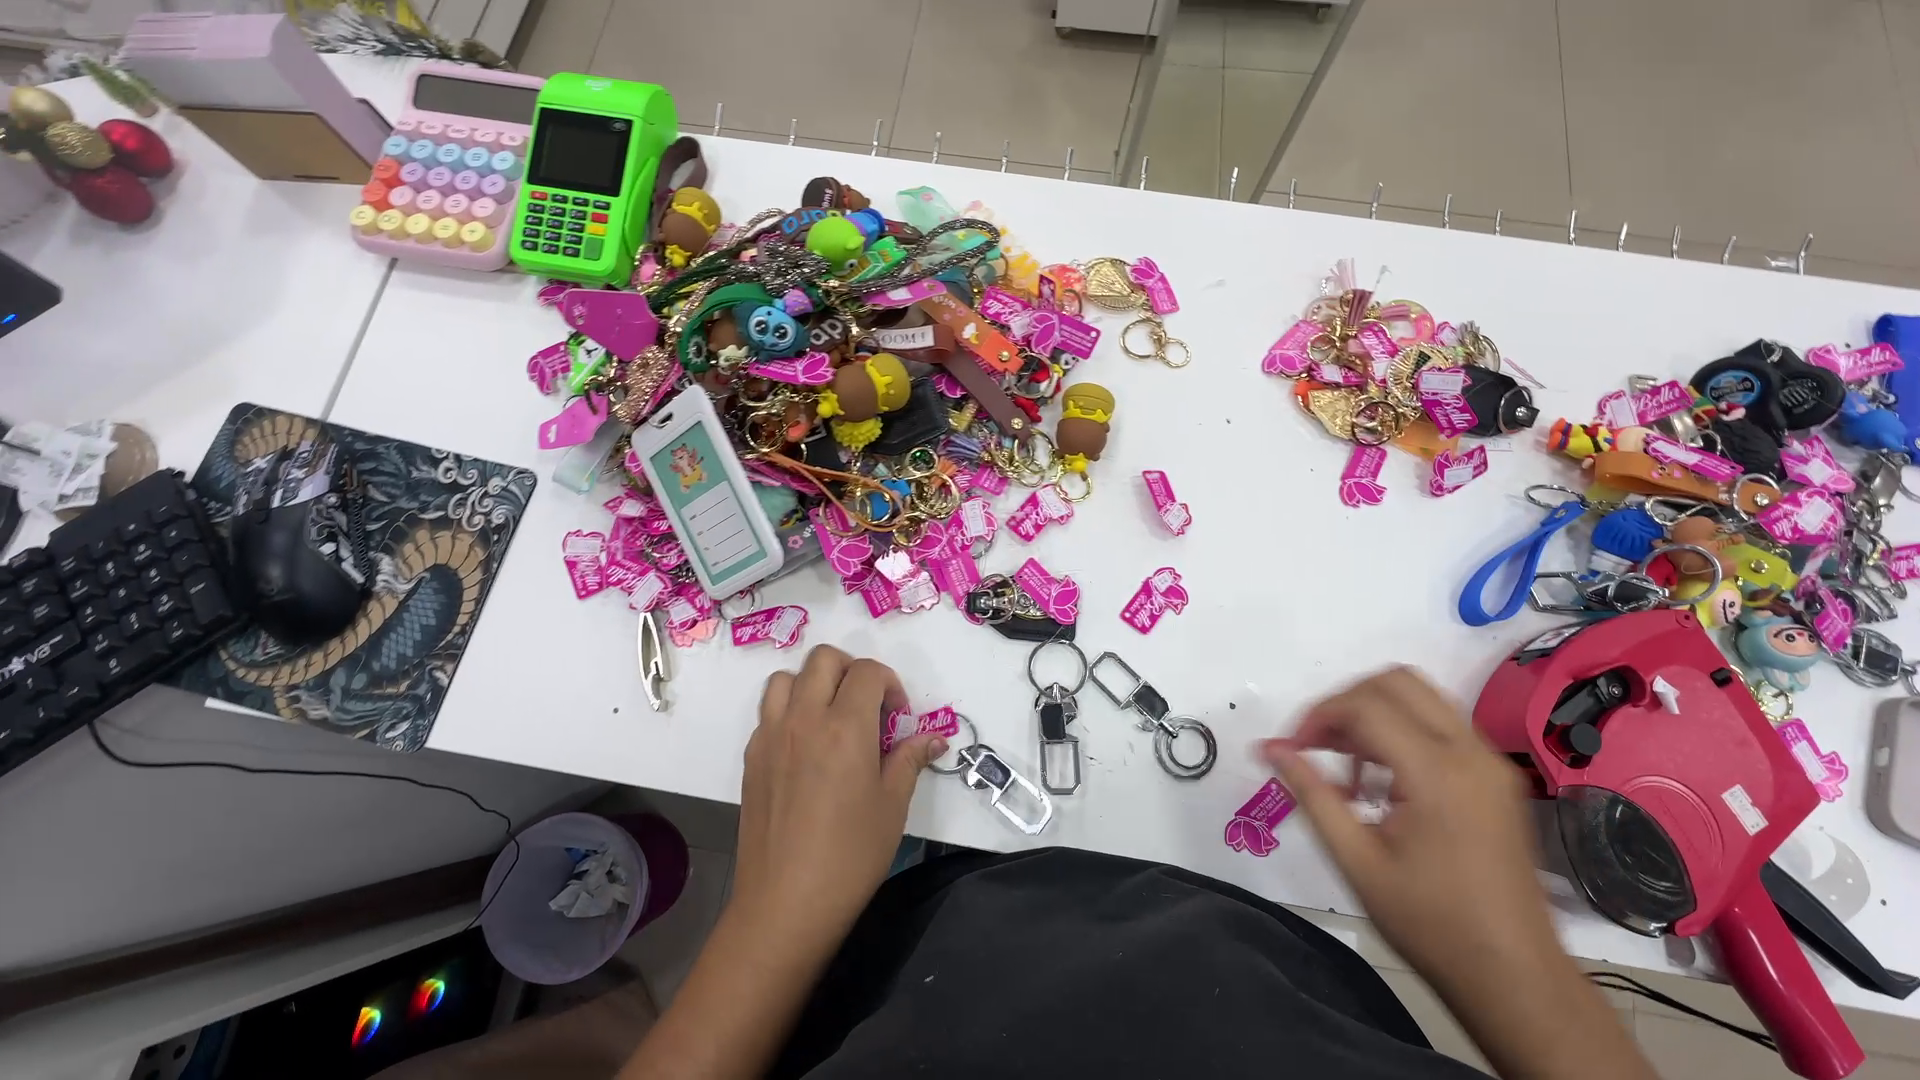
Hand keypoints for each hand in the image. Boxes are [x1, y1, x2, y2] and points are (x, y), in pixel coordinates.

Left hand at [732, 646, 946, 944]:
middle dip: (852, 671)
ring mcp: (771, 736)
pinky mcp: (751, 758)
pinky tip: (806, 749)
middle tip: (868, 707)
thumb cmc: (850, 855)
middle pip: (824, 659)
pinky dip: (790, 711)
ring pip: (787, 678)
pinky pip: (768, 712)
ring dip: (813, 684)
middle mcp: (803, 719)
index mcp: (845, 726)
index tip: (898, 716)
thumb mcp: (892, 806)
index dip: (890, 684)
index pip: (867, 672)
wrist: (786, 902)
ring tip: (832, 718)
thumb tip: (932, 738)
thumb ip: (909, 760)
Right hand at [1261, 666, 1558, 986]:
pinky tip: (1379, 780)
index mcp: (1437, 772)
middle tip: (1314, 745)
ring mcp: (1490, 763)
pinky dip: (1401, 732)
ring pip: (1421, 697)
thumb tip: (1270, 750)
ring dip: (1373, 713)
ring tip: (1342, 762)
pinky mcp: (1497, 778)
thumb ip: (1311, 794)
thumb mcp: (1356, 860)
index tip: (1290, 750)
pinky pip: (1441, 725)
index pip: (1365, 704)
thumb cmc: (1430, 923)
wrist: (1514, 974)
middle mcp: (1470, 753)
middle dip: (1344, 703)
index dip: (1317, 716)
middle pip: (1396, 681)